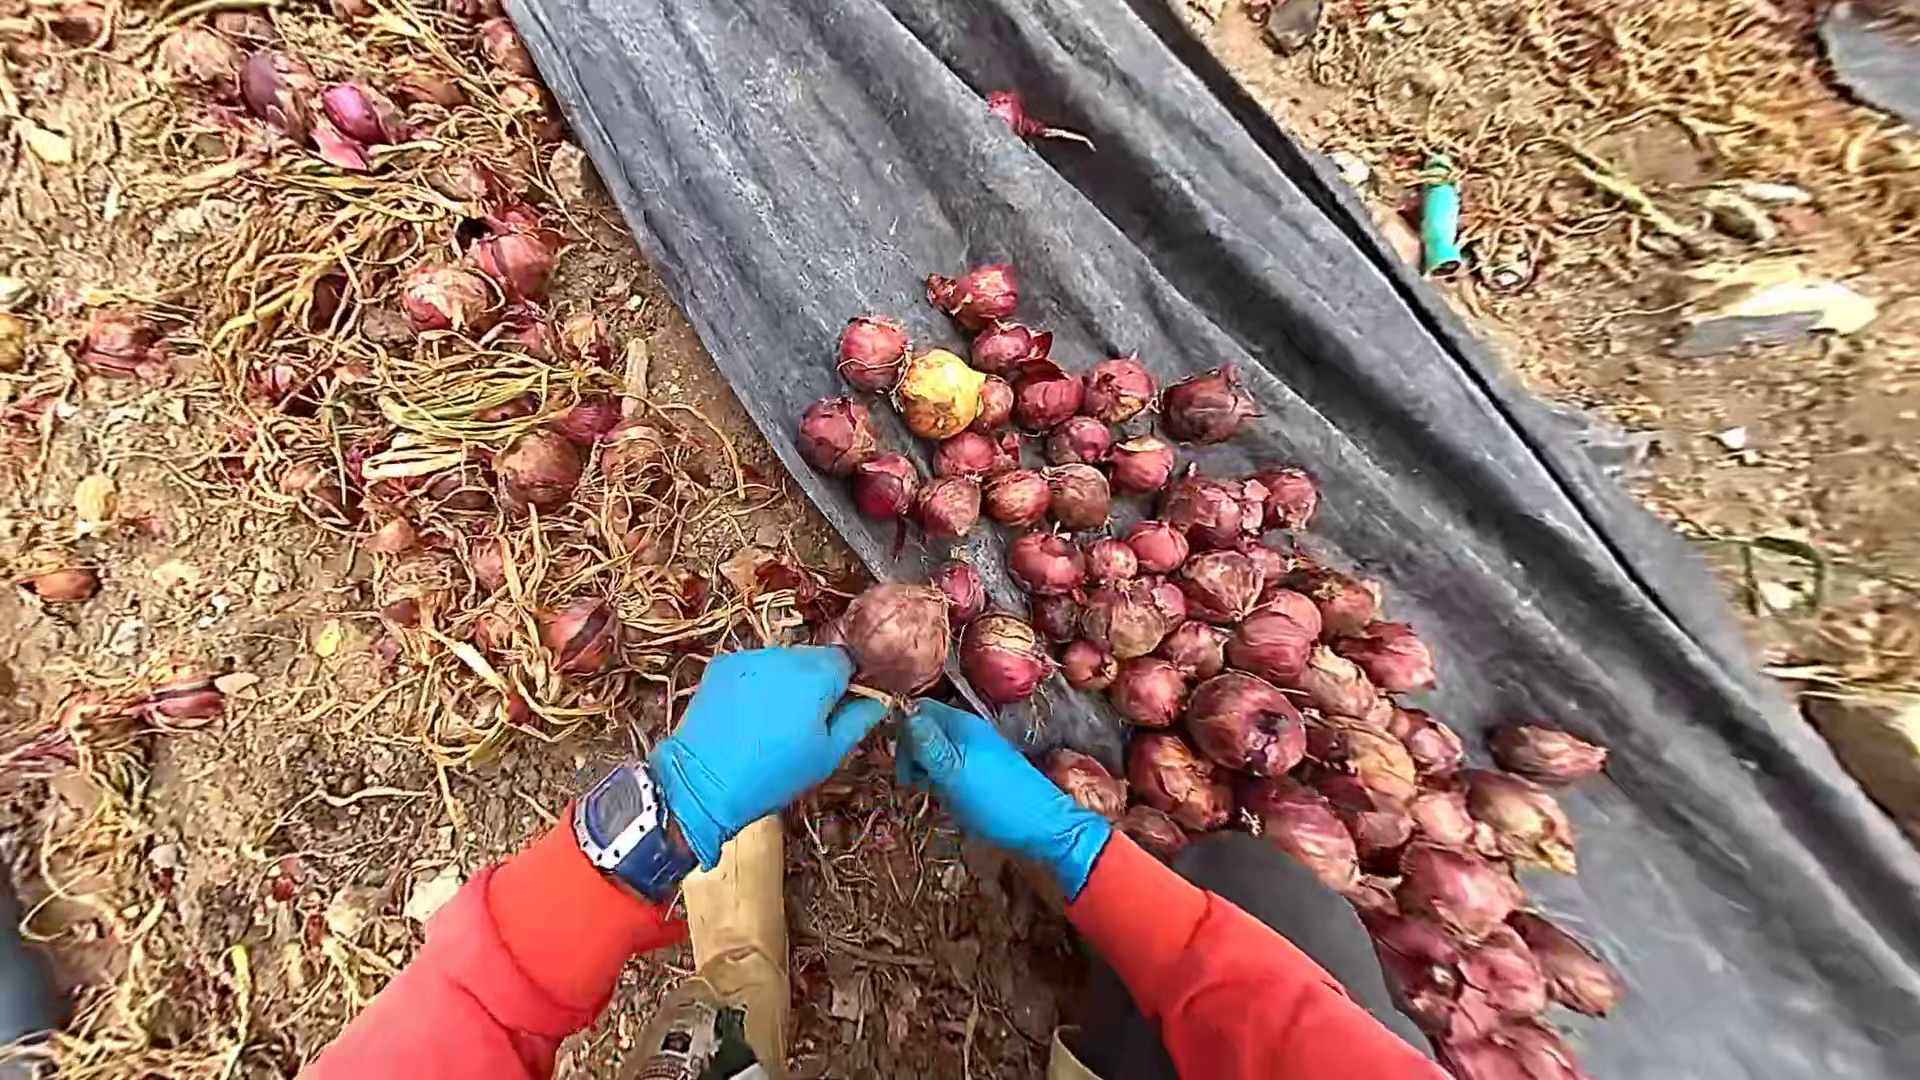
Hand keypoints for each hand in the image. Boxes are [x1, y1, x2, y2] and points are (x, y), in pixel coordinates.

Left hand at [651, 646, 883, 865]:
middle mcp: (785, 655)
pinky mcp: (724, 664)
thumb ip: (859, 720)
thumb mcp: (827, 755)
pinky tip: (750, 711)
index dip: (846, 685)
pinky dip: (759, 681)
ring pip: (785, 661)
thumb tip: (879, 699)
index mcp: (816, 675)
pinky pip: (756, 665)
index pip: (846, 661)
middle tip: (804, 721)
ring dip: (788, 681)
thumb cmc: (774, 774)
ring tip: (773, 719)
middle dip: (816, 682)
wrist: (701, 784)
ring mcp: (752, 656)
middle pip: (815, 658)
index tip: (835, 711)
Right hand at [896, 700, 1110, 898]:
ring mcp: (977, 749)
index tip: (902, 764)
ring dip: (927, 770)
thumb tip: (903, 712)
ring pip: (936, 750)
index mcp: (961, 723)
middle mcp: (969, 730)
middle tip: (914, 783)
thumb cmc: (996, 801)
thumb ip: (927, 744)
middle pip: (926, 729)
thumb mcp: (953, 773)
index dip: (904, 733)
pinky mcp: (983, 769)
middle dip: (913, 754)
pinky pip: (951, 766)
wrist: (1043, 828)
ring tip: (932, 793)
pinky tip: (948, 799)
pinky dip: (943, 780)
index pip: (920, 709)